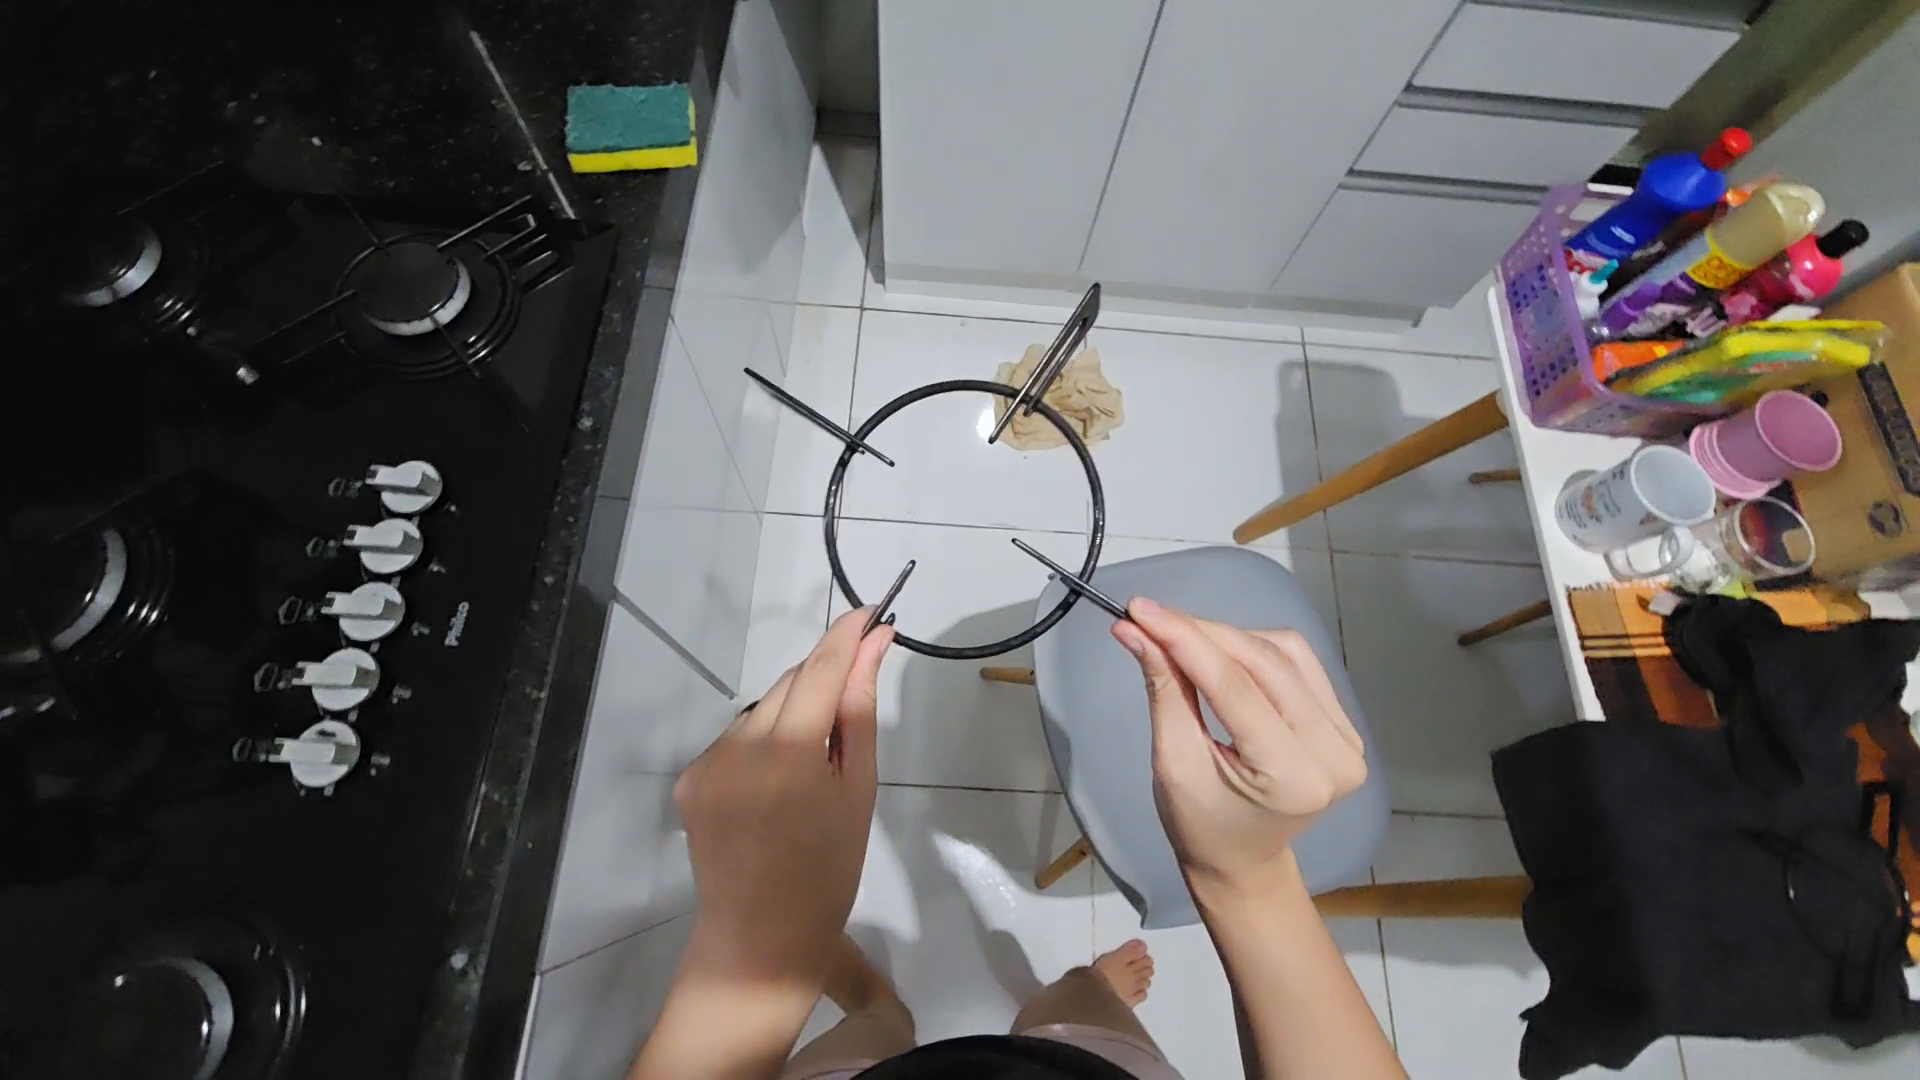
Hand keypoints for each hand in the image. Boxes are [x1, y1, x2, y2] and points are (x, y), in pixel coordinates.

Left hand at [673, 607, 892, 987]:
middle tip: (851, 707)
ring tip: (812, 763)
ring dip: (793, 713)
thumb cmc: (829, 868)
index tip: (872, 611)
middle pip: (790, 684)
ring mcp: (707, 762)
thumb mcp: (858, 788)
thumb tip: (876, 645)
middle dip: (823, 680)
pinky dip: (765, 739)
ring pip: (764, 708)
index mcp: (790, 752)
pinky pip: (738, 736)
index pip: (821, 668)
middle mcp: (739, 745)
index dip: (847, 634)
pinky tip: (776, 781)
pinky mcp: (690, 778)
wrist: (762, 939)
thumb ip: (861, 709)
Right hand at [1111, 598, 1366, 897]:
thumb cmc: (1198, 823)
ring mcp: (1348, 737)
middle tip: (1148, 617)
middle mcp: (1334, 753)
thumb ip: (1163, 689)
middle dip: (1200, 632)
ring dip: (1227, 636)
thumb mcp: (1172, 760)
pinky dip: (1252, 647)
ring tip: (1180, 639)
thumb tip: (1135, 630)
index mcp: (1293, 777)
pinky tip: (1219, 651)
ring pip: (1283, 652)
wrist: (1240, 860)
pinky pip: (1297, 662)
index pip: (1233, 686)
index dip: (1184, 639)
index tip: (1139, 610)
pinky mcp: (1343, 723)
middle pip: (1262, 662)